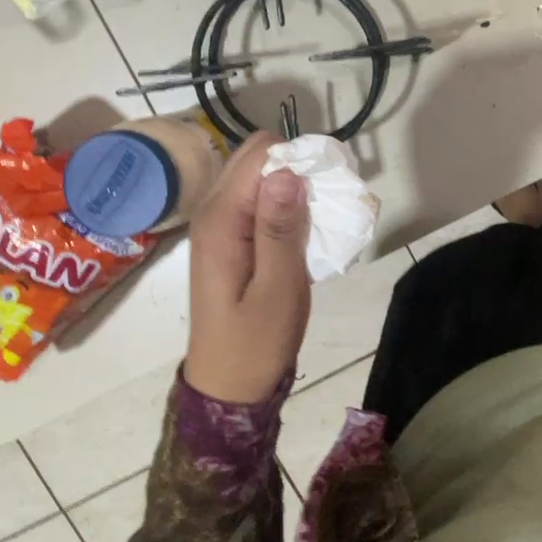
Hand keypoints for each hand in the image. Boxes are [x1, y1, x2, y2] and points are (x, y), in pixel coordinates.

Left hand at [184, 132, 310, 402]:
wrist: (229, 387)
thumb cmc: (257, 342)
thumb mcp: (278, 288)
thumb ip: (281, 227)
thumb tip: (287, 170)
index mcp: (221, 220)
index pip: (259, 154)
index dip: (298, 160)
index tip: (328, 190)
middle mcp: (213, 212)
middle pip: (256, 158)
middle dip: (297, 169)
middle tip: (328, 206)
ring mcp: (219, 225)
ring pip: (259, 178)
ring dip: (294, 187)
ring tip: (321, 221)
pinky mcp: (230, 239)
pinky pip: (258, 201)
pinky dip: (286, 206)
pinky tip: (306, 233)